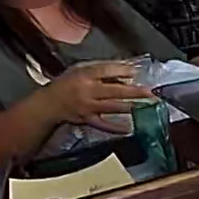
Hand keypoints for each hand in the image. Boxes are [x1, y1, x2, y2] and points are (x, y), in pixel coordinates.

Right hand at [34, 61, 153, 131]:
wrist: (48, 103)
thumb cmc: (67, 84)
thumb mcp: (79, 70)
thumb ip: (101, 70)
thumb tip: (127, 73)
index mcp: (84, 76)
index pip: (104, 71)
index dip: (121, 70)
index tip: (136, 72)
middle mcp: (86, 90)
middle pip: (113, 90)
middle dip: (133, 92)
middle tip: (150, 93)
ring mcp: (87, 106)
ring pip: (112, 107)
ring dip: (129, 107)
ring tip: (145, 107)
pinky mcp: (87, 119)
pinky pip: (103, 124)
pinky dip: (116, 128)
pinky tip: (129, 129)